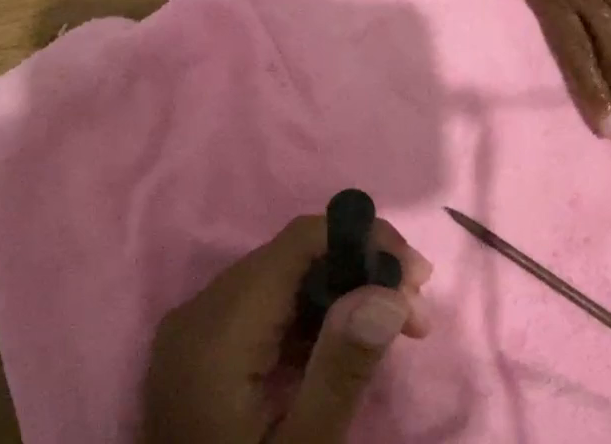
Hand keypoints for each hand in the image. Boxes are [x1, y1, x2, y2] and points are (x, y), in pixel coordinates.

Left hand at [141, 214, 432, 443]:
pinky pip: (261, 308)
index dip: (363, 240)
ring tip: (392, 329)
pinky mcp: (199, 351)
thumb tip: (388, 291)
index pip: (297, 242)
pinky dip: (308, 317)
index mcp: (216, 330)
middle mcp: (197, 312)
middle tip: (415, 316)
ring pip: (279, 279)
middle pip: (290, 257)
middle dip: (359, 272)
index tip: (417, 278)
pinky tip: (343, 347)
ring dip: (339, 293)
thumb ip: (341, 369)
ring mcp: (192, 330)